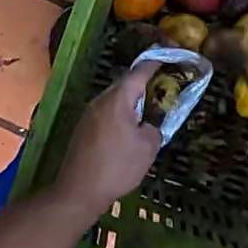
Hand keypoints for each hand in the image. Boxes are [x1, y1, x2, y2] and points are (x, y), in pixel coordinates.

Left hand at [53, 61, 162, 211]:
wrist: (79, 190)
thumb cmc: (117, 166)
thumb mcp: (148, 147)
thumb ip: (154, 127)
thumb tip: (149, 124)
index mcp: (117, 99)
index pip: (139, 72)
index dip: (154, 63)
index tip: (168, 57)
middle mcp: (100, 100)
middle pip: (125, 84)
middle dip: (144, 84)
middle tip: (162, 87)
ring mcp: (88, 114)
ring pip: (114, 100)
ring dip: (131, 102)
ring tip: (149, 109)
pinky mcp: (83, 129)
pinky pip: (106, 113)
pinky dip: (121, 115)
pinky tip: (129, 129)